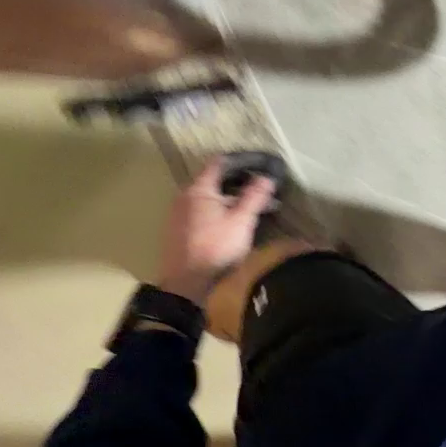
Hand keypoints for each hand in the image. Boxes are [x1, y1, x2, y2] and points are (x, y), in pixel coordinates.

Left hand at [154, 157, 276, 304]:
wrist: (184, 287)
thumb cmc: (215, 248)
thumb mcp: (241, 221)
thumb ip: (255, 196)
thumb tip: (267, 177)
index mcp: (199, 189)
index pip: (220, 162)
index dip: (242, 159)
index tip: (262, 163)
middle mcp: (184, 197)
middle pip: (215, 179)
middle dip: (241, 181)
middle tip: (262, 186)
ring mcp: (178, 215)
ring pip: (210, 197)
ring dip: (232, 198)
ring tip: (254, 208)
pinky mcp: (178, 231)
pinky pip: (202, 211)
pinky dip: (220, 210)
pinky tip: (235, 222)